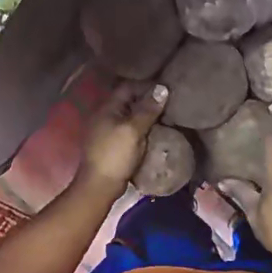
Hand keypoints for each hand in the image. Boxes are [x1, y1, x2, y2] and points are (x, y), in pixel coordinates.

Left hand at [75, 80, 168, 198]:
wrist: (100, 185)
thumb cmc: (116, 154)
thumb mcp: (133, 130)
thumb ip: (147, 109)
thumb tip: (162, 88)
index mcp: (107, 108)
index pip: (128, 87)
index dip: (147, 87)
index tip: (167, 91)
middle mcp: (105, 115)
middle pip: (130, 101)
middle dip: (148, 102)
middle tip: (171, 104)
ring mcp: (108, 130)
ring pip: (130, 117)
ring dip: (146, 117)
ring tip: (167, 117)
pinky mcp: (113, 144)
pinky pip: (130, 130)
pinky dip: (142, 129)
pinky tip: (156, 133)